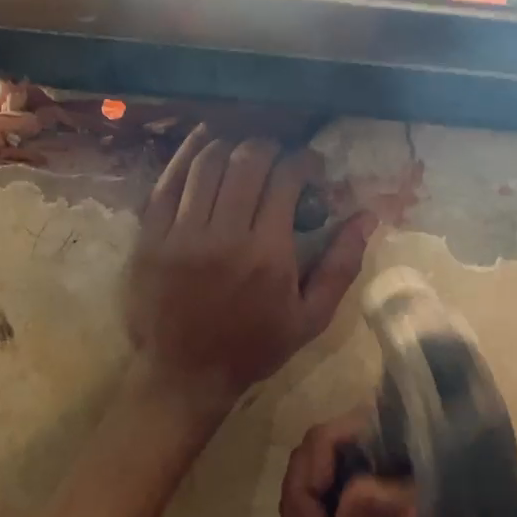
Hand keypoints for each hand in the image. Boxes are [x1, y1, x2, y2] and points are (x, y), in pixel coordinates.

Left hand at [126, 125, 375, 419]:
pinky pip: (167, 182)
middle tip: (278, 156)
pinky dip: (187, 155)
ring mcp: (180, 234)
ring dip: (230, 146)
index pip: (286, 178)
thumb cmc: (252, 348)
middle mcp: (223, 235)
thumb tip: (367, 216)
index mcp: (267, 254)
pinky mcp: (150, 237)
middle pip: (246, 160)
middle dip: (269, 146)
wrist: (183, 374)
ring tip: (243, 153)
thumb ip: (341, 265)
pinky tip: (203, 142)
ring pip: (206, 164)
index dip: (303, 161)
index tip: (310, 166)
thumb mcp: (310, 318)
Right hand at [280, 412, 419, 516]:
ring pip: (310, 456)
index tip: (318, 491)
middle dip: (306, 482)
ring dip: (297, 496)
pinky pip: (304, 474)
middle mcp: (386, 471)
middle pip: (325, 438)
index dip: (327, 448)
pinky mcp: (344, 492)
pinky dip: (296, 502)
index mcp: (405, 480)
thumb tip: (373, 480)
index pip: (362, 424)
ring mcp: (363, 480)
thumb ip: (363, 514)